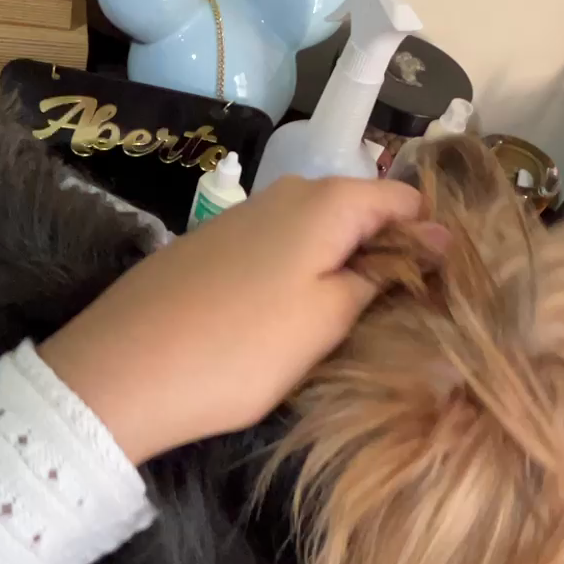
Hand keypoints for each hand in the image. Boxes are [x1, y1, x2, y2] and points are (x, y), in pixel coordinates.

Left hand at [38, 175, 425, 463]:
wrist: (121, 370)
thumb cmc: (241, 348)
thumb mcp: (328, 319)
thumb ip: (382, 274)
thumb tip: (433, 241)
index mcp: (325, 201)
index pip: (404, 200)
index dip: (430, 240)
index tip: (442, 290)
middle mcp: (285, 192)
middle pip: (361, 212)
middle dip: (386, 255)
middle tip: (399, 316)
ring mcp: (245, 215)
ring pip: (319, 231)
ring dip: (342, 267)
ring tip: (348, 322)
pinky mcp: (214, 243)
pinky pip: (280, 246)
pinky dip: (300, 272)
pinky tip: (290, 315)